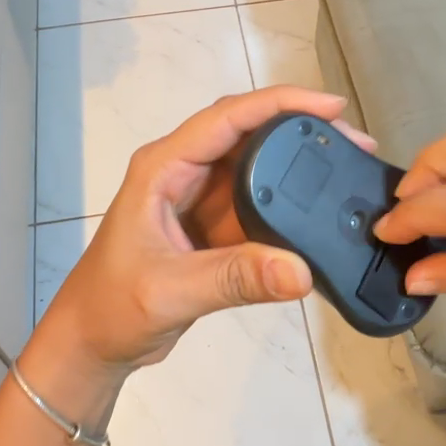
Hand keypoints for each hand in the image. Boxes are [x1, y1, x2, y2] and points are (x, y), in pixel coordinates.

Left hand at [34, 87, 376, 384]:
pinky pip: (259, 198)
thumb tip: (302, 271)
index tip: (331, 106)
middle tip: (353, 139)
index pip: (226, 118)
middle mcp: (184, 168)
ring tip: (348, 163)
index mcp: (164, 165)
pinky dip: (291, 198)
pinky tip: (322, 205)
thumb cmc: (113, 307)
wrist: (91, 342)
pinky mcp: (214, 222)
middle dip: (299, 126)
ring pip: (257, 162)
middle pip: (247, 130)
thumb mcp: (170, 290)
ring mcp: (200, 194)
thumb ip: (234, 279)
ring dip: (298, 159)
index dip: (279, 103)